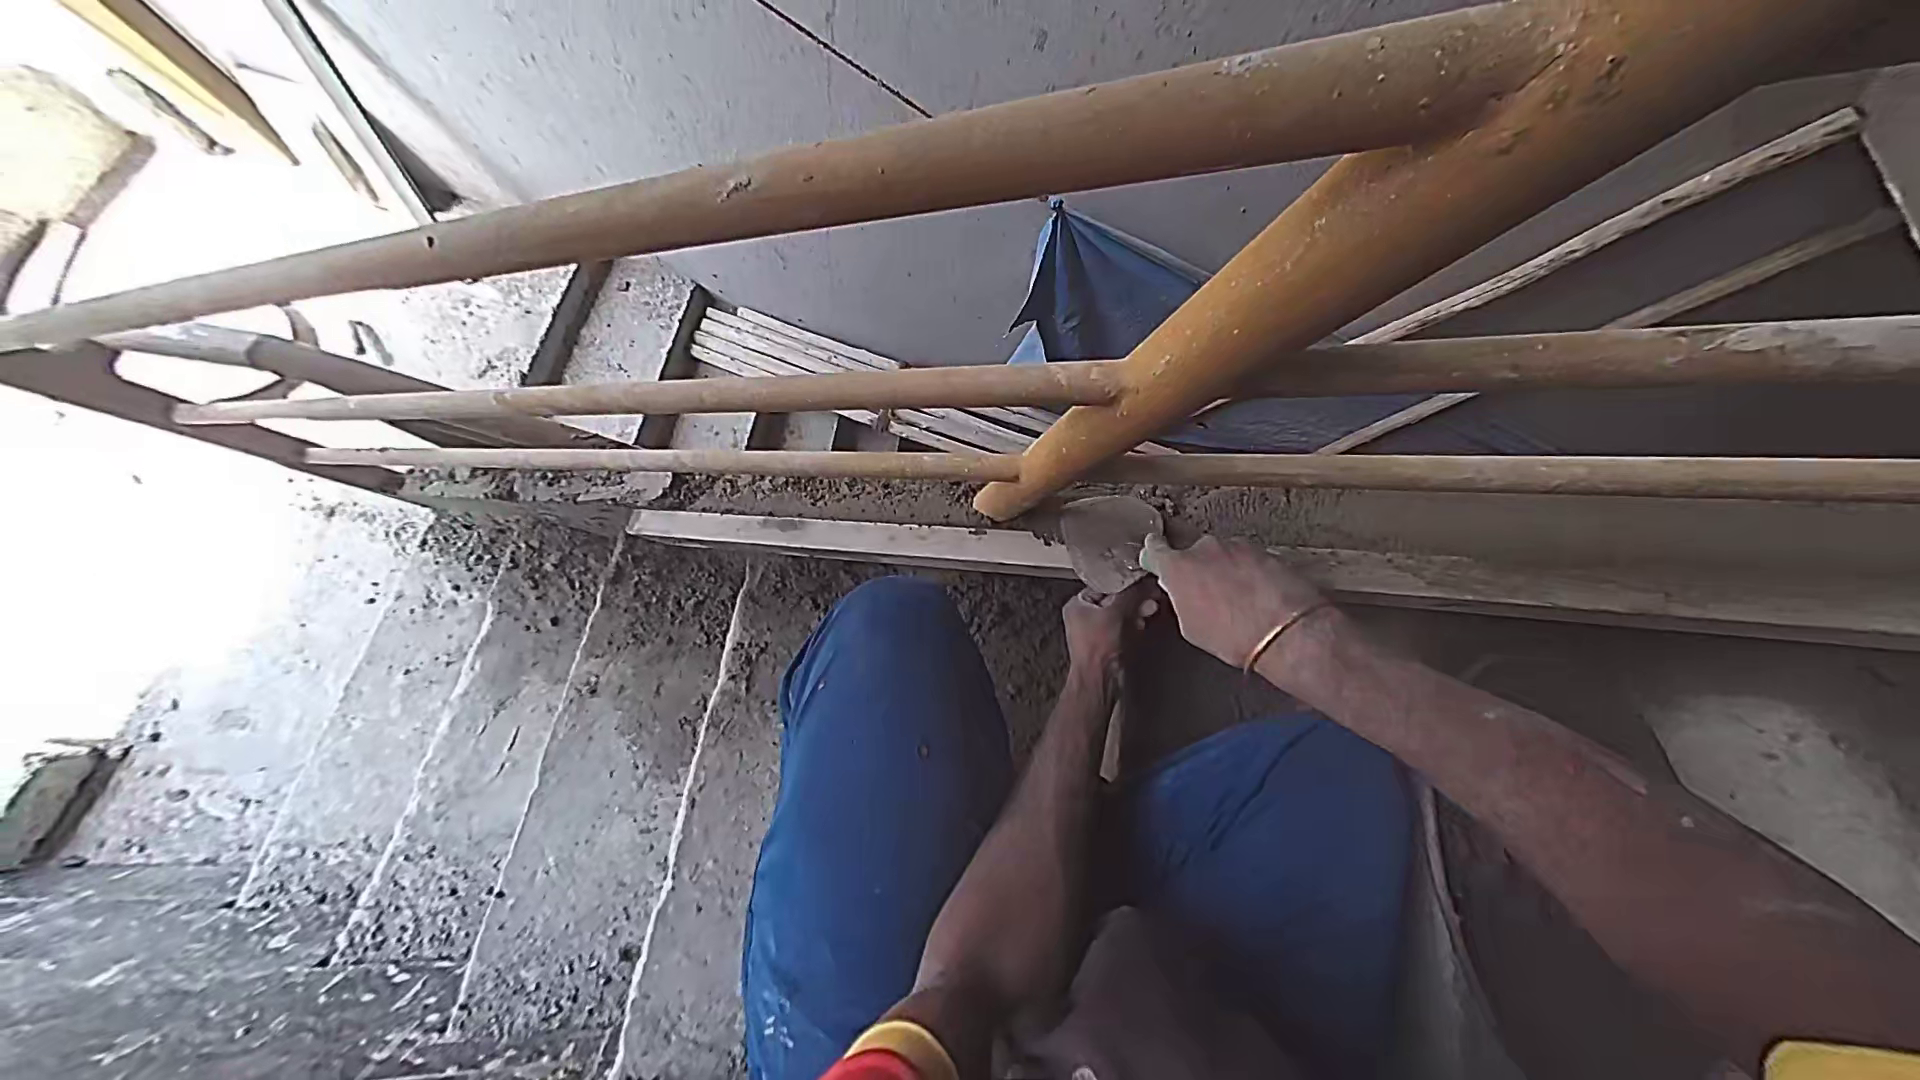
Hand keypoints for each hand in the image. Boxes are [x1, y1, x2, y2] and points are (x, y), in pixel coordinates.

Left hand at [1060, 578, 1156, 691]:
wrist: (1100, 680)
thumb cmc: (1098, 648)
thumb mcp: (1116, 612)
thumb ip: (1132, 594)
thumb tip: (1144, 582)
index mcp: (1077, 604)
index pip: (1104, 585)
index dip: (1124, 583)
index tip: (1142, 582)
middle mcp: (1084, 617)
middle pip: (1115, 600)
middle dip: (1134, 599)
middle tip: (1150, 595)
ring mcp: (1096, 632)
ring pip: (1122, 615)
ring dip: (1137, 611)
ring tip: (1150, 608)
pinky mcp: (1108, 645)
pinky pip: (1124, 629)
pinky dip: (1134, 625)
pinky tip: (1143, 623)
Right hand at [1140, 533, 1330, 668]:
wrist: (1286, 632)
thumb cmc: (1235, 636)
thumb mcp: (1190, 627)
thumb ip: (1180, 599)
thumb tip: (1183, 593)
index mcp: (1177, 566)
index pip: (1154, 548)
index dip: (1154, 555)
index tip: (1155, 557)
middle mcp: (1204, 548)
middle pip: (1191, 550)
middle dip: (1194, 566)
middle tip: (1203, 590)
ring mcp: (1236, 545)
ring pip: (1221, 553)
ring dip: (1223, 568)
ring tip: (1234, 597)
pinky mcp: (1264, 550)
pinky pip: (1246, 558)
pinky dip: (1247, 571)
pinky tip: (1254, 594)